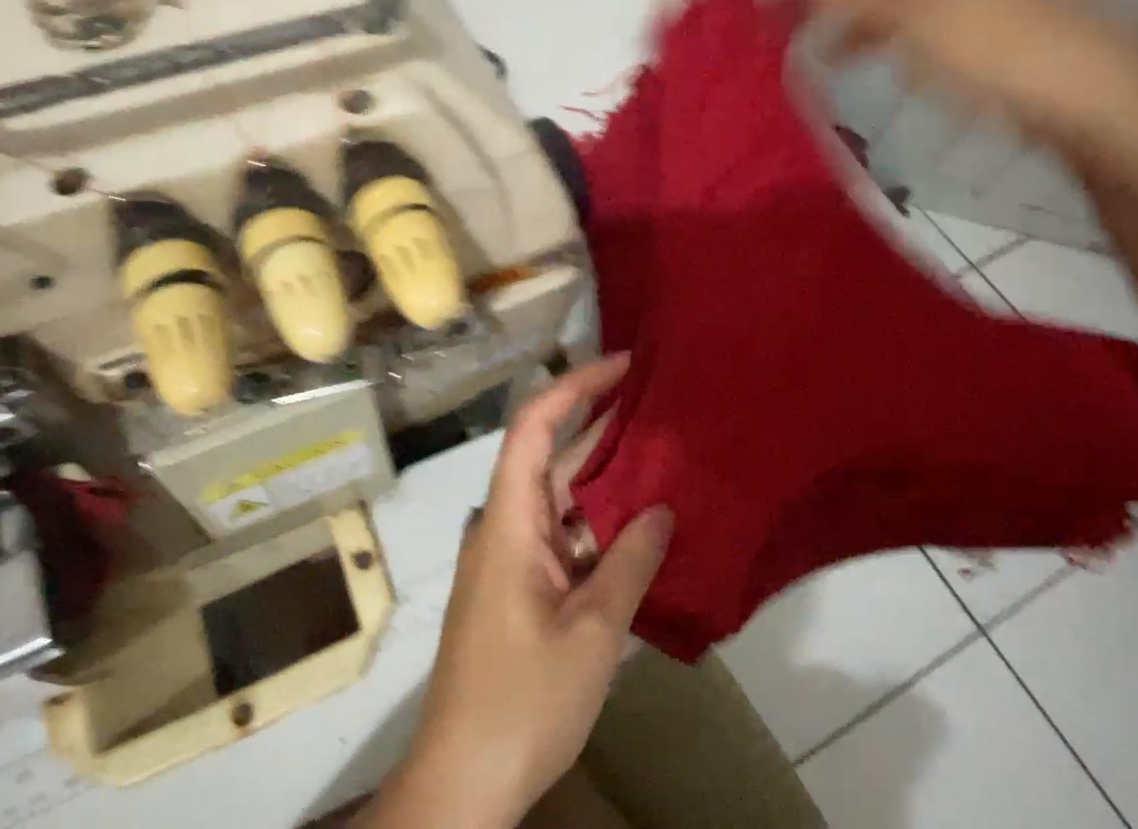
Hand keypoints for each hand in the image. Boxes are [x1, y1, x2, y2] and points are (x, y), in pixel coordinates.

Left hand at [363, 356, 672, 828]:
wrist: (465, 773)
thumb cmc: (524, 698)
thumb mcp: (591, 632)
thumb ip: (629, 564)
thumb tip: (662, 510)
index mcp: (509, 522)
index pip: (533, 427)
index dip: (573, 386)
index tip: (624, 366)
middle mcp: (505, 528)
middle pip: (552, 460)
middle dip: (605, 431)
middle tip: (668, 411)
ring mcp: (511, 561)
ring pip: (562, 503)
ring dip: (609, 484)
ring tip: (673, 459)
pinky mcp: (520, 591)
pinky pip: (564, 541)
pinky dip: (601, 529)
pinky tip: (647, 529)